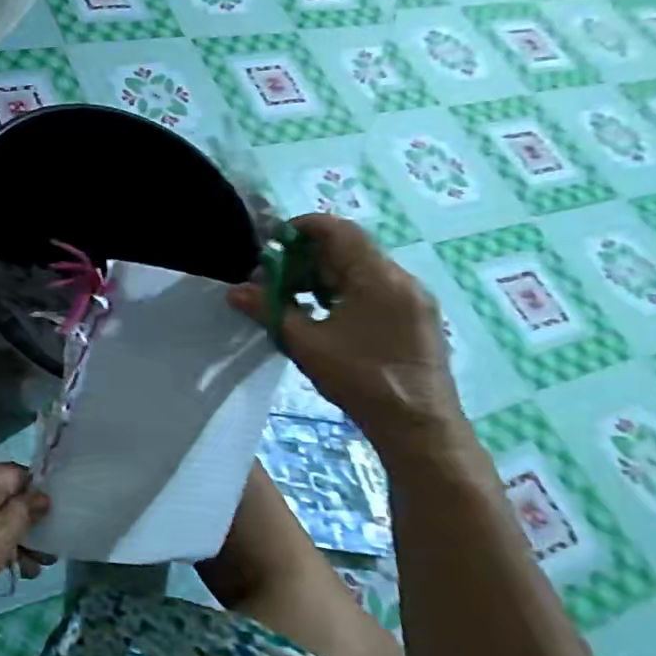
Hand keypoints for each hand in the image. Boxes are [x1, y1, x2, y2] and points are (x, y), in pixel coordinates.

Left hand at [0, 463, 54, 605]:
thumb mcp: (5, 533)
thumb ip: (28, 510)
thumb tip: (43, 496)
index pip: (22, 474)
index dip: (39, 495)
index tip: (53, 519)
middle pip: (10, 495)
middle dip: (30, 523)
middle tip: (48, 551)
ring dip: (17, 536)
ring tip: (35, 567)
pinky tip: (15, 566)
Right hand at [229, 215, 468, 449]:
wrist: (419, 427)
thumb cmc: (361, 380)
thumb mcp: (307, 345)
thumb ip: (270, 311)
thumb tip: (235, 292)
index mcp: (377, 277)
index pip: (337, 230)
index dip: (301, 228)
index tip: (272, 242)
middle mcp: (401, 278)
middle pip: (349, 249)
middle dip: (307, 258)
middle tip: (275, 278)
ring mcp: (414, 298)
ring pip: (363, 270)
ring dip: (325, 276)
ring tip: (295, 299)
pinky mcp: (418, 318)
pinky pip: (377, 289)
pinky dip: (346, 291)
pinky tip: (325, 316)